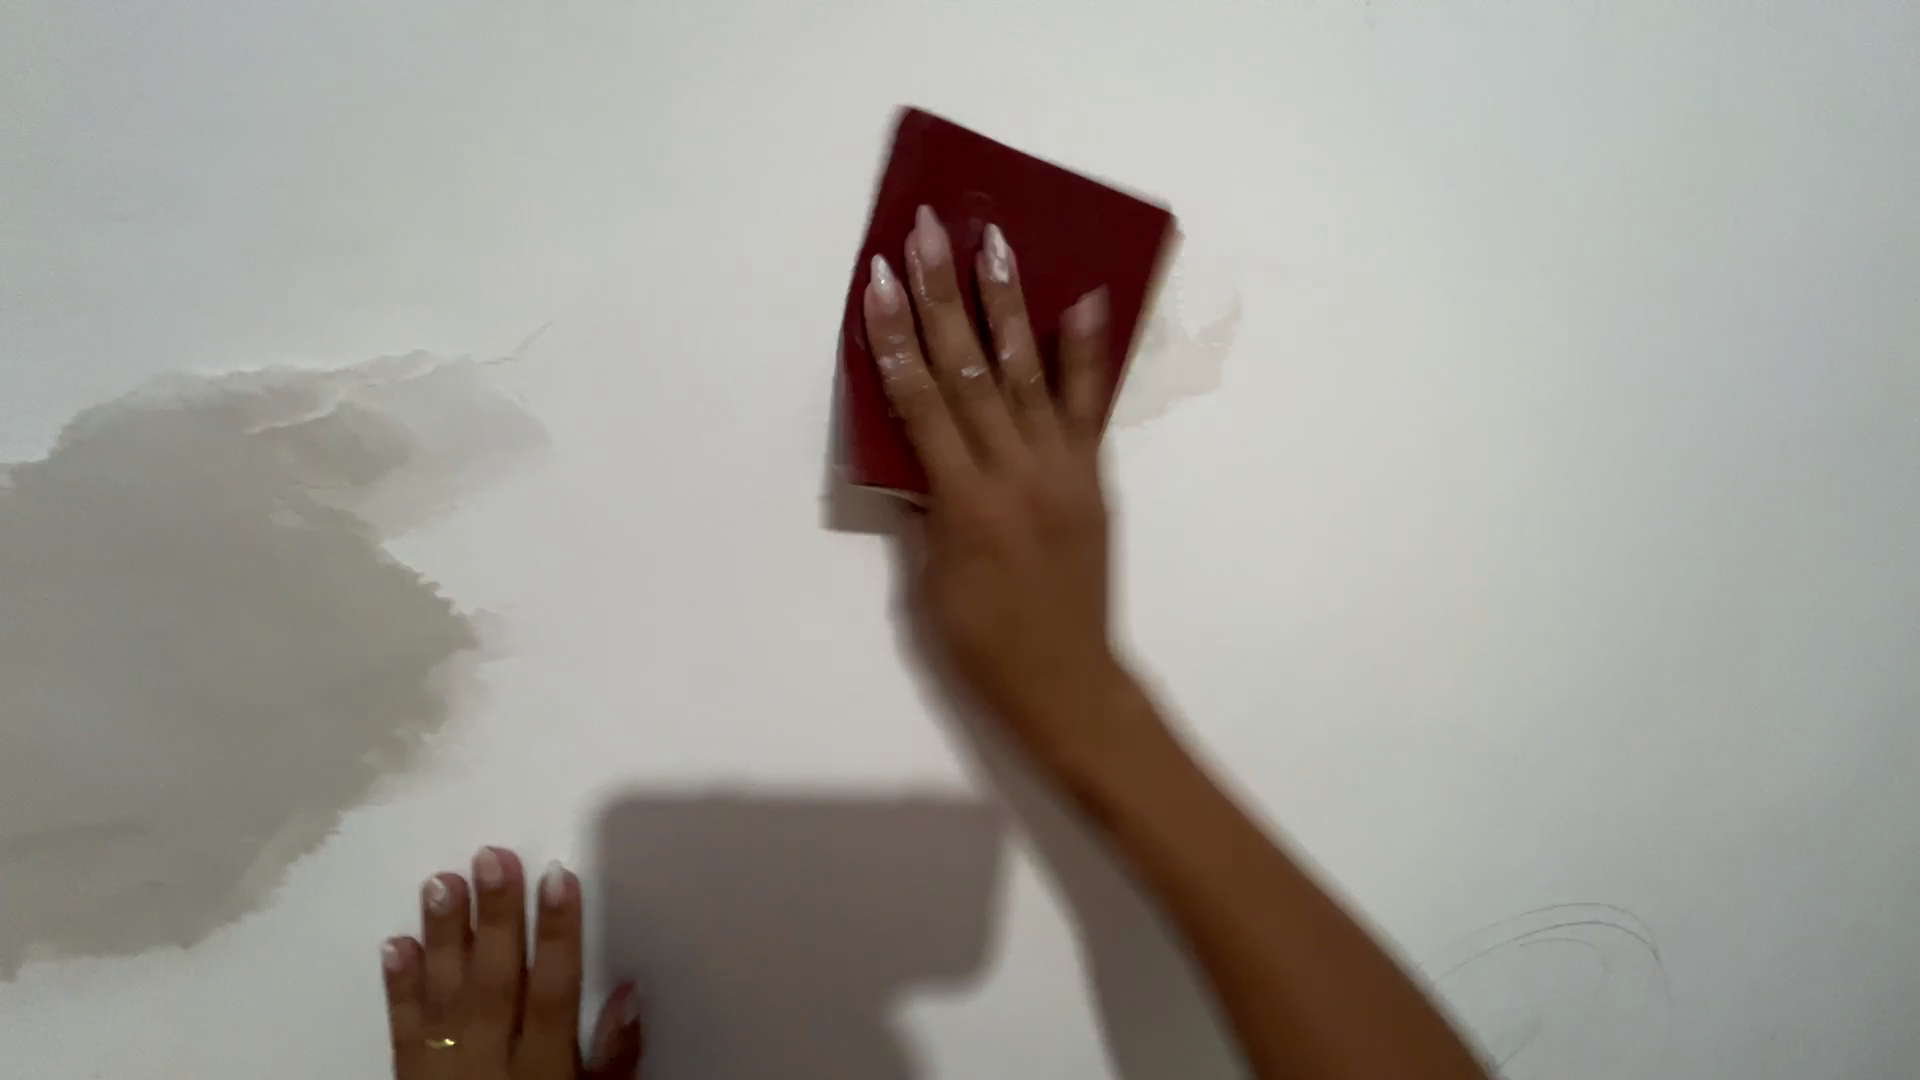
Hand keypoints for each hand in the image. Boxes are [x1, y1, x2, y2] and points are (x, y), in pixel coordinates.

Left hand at [381, 849, 641, 1079]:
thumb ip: (617, 1057)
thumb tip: (630, 989)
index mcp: (542, 1071)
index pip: (554, 991)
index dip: (558, 932)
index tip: (558, 875)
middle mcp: (488, 1068)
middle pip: (494, 984)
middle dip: (494, 919)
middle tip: (490, 858)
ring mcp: (442, 1076)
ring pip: (443, 1000)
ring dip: (441, 939)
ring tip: (439, 882)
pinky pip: (401, 1035)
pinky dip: (398, 989)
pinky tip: (395, 943)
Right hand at [863, 207, 1130, 754]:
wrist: (1068, 680)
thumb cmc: (982, 646)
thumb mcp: (929, 586)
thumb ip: (923, 509)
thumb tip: (917, 454)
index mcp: (964, 503)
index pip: (919, 401)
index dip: (893, 337)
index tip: (875, 278)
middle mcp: (1015, 472)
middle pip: (970, 370)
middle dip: (942, 295)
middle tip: (927, 230)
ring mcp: (1062, 470)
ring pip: (1027, 374)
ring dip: (1007, 303)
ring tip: (994, 241)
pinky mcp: (1094, 478)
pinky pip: (1088, 408)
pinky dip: (1084, 353)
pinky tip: (1083, 300)